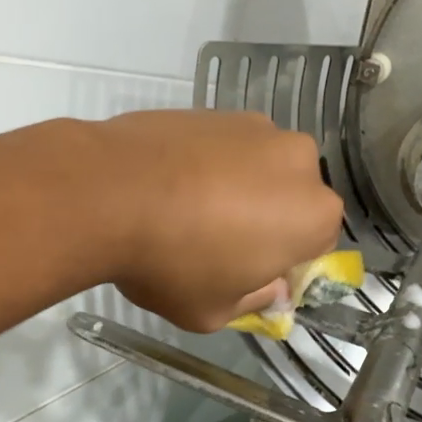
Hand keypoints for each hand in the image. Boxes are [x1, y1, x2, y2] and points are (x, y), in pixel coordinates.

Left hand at [85, 110, 341, 332]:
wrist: (105, 191)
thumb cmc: (170, 262)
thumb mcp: (214, 312)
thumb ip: (254, 302)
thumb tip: (269, 288)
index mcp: (313, 214)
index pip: (316, 246)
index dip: (281, 266)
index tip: (245, 276)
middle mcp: (296, 159)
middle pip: (289, 199)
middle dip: (263, 220)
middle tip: (213, 244)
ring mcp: (252, 126)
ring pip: (255, 169)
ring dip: (235, 188)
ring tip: (182, 212)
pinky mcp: (210, 109)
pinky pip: (219, 148)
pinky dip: (203, 165)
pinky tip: (165, 185)